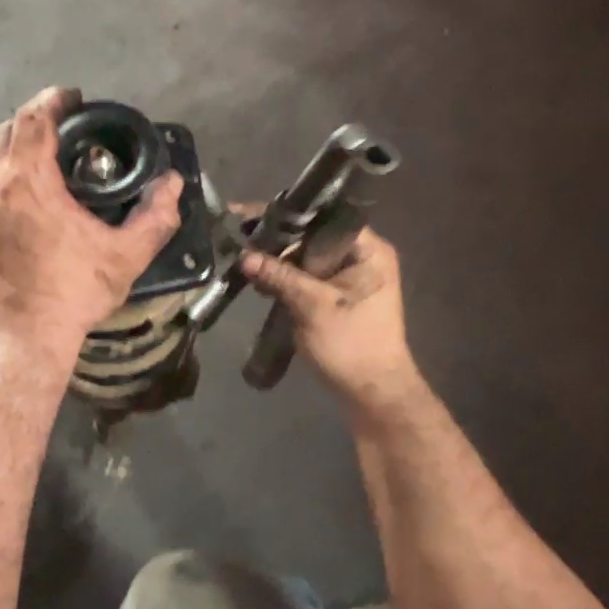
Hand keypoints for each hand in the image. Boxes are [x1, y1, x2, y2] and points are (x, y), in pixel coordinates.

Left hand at [0, 88, 184, 359]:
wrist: (23, 338)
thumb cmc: (74, 293)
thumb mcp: (126, 255)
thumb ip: (155, 216)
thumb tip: (172, 185)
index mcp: (29, 180)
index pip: (35, 118)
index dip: (53, 100)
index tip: (72, 99)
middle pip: (6, 131)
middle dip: (33, 122)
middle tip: (60, 129)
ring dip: (9, 150)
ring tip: (34, 160)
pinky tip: (7, 199)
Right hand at [240, 227, 419, 406]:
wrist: (373, 393)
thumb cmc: (352, 345)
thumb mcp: (313, 306)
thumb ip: (279, 276)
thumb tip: (243, 255)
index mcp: (368, 250)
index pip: (323, 217)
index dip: (286, 215)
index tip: (247, 215)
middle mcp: (360, 256)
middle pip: (311, 235)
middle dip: (275, 237)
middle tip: (236, 235)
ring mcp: (348, 277)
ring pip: (305, 256)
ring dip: (276, 258)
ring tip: (239, 255)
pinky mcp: (335, 296)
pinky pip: (305, 276)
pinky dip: (283, 276)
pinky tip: (256, 277)